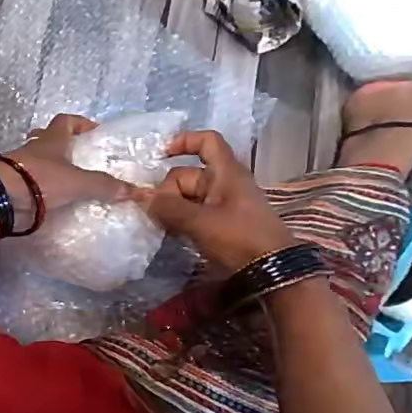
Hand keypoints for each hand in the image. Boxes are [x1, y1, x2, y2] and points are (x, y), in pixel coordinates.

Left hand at [0, 114, 134, 213]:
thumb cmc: (40, 179)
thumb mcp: (77, 182)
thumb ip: (104, 186)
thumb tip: (137, 191)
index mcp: (52, 140)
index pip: (66, 121)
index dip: (80, 123)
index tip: (92, 130)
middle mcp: (33, 148)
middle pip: (46, 138)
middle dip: (59, 144)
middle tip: (73, 155)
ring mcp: (16, 165)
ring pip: (33, 159)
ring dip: (45, 166)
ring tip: (61, 179)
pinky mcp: (8, 184)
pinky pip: (25, 180)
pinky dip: (35, 185)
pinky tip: (44, 196)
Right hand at [145, 130, 295, 273]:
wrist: (270, 270)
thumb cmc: (239, 238)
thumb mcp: (200, 222)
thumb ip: (168, 208)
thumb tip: (141, 197)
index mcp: (225, 173)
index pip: (207, 142)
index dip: (184, 142)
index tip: (161, 155)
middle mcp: (223, 184)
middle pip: (187, 175)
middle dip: (167, 191)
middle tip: (155, 214)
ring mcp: (222, 205)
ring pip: (187, 197)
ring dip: (170, 208)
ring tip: (159, 225)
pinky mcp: (220, 225)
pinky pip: (193, 214)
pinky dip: (179, 220)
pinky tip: (170, 233)